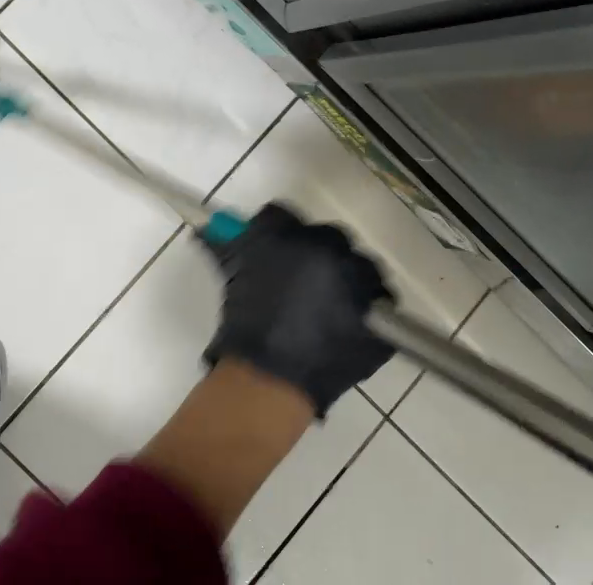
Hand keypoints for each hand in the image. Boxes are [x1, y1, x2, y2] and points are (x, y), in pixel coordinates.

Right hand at [201, 202, 394, 415]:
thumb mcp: (232, 275)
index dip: (276, 231)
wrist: (270, 376)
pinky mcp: (381, 315)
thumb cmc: (244, 323)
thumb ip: (225, 245)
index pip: (281, 215)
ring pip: (362, 266)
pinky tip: (348, 324)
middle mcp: (328, 250)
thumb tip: (211, 229)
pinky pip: (381, 302)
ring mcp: (361, 282)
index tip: (272, 249)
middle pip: (329, 237)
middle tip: (303, 279)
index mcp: (286, 236)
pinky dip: (368, 309)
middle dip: (318, 253)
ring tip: (331, 303)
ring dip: (350, 277)